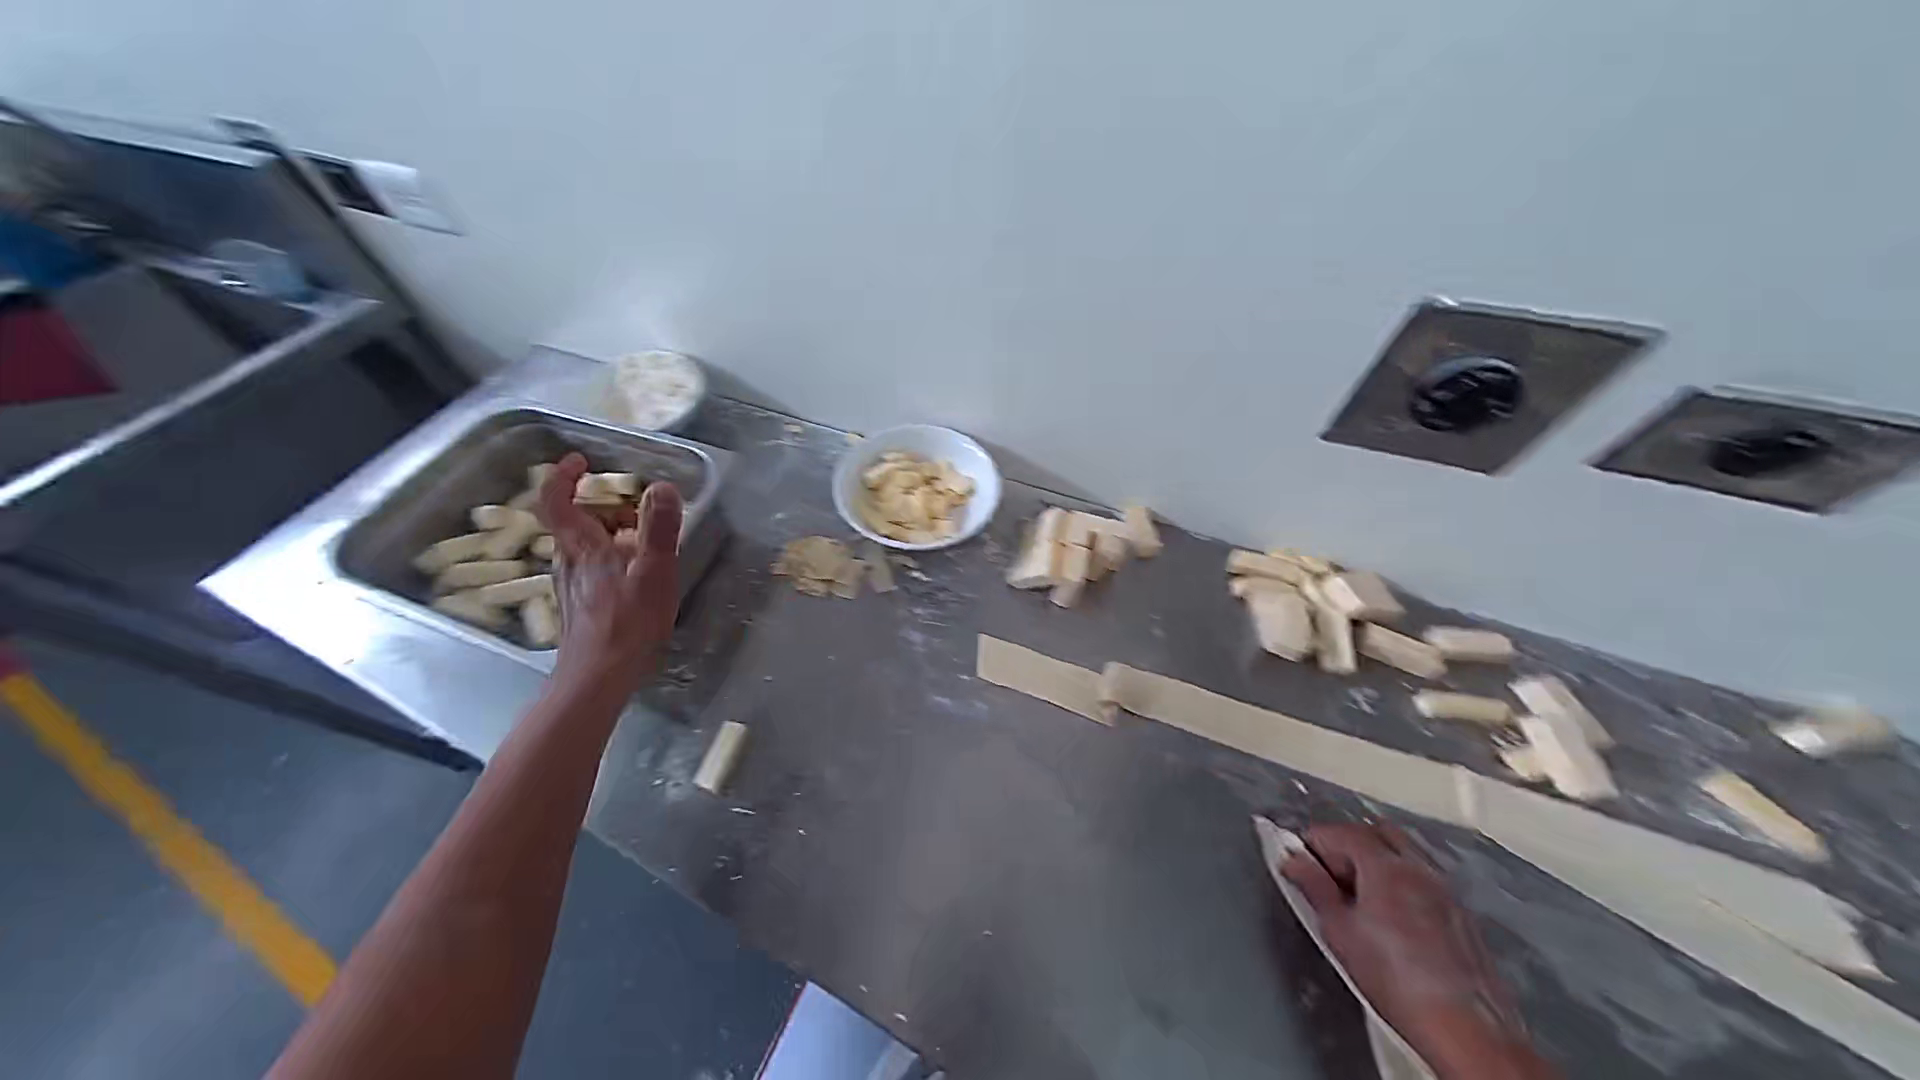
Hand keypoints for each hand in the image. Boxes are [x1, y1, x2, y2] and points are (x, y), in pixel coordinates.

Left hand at [537, 452, 682, 691]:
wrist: (598, 677)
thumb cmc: (628, 624)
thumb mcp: (653, 573)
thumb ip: (659, 529)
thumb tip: (662, 486)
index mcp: (582, 547)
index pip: (556, 501)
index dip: (563, 476)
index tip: (580, 461)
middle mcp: (568, 561)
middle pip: (575, 522)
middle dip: (604, 508)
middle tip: (639, 511)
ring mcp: (571, 585)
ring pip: (584, 546)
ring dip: (609, 534)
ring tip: (644, 542)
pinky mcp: (580, 604)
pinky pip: (591, 568)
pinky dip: (610, 558)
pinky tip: (635, 577)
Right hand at [1280, 824, 1556, 1079]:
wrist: (1466, 1032)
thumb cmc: (1397, 982)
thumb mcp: (1339, 931)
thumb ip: (1313, 887)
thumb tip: (1293, 860)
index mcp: (1385, 866)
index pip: (1339, 832)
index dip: (1312, 844)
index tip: (1298, 864)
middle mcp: (1419, 869)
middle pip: (1376, 832)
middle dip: (1347, 844)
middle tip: (1327, 873)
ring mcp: (1444, 891)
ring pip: (1403, 853)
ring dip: (1375, 860)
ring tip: (1357, 895)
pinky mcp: (1460, 915)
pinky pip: (1422, 878)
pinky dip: (1399, 881)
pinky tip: (1389, 916)